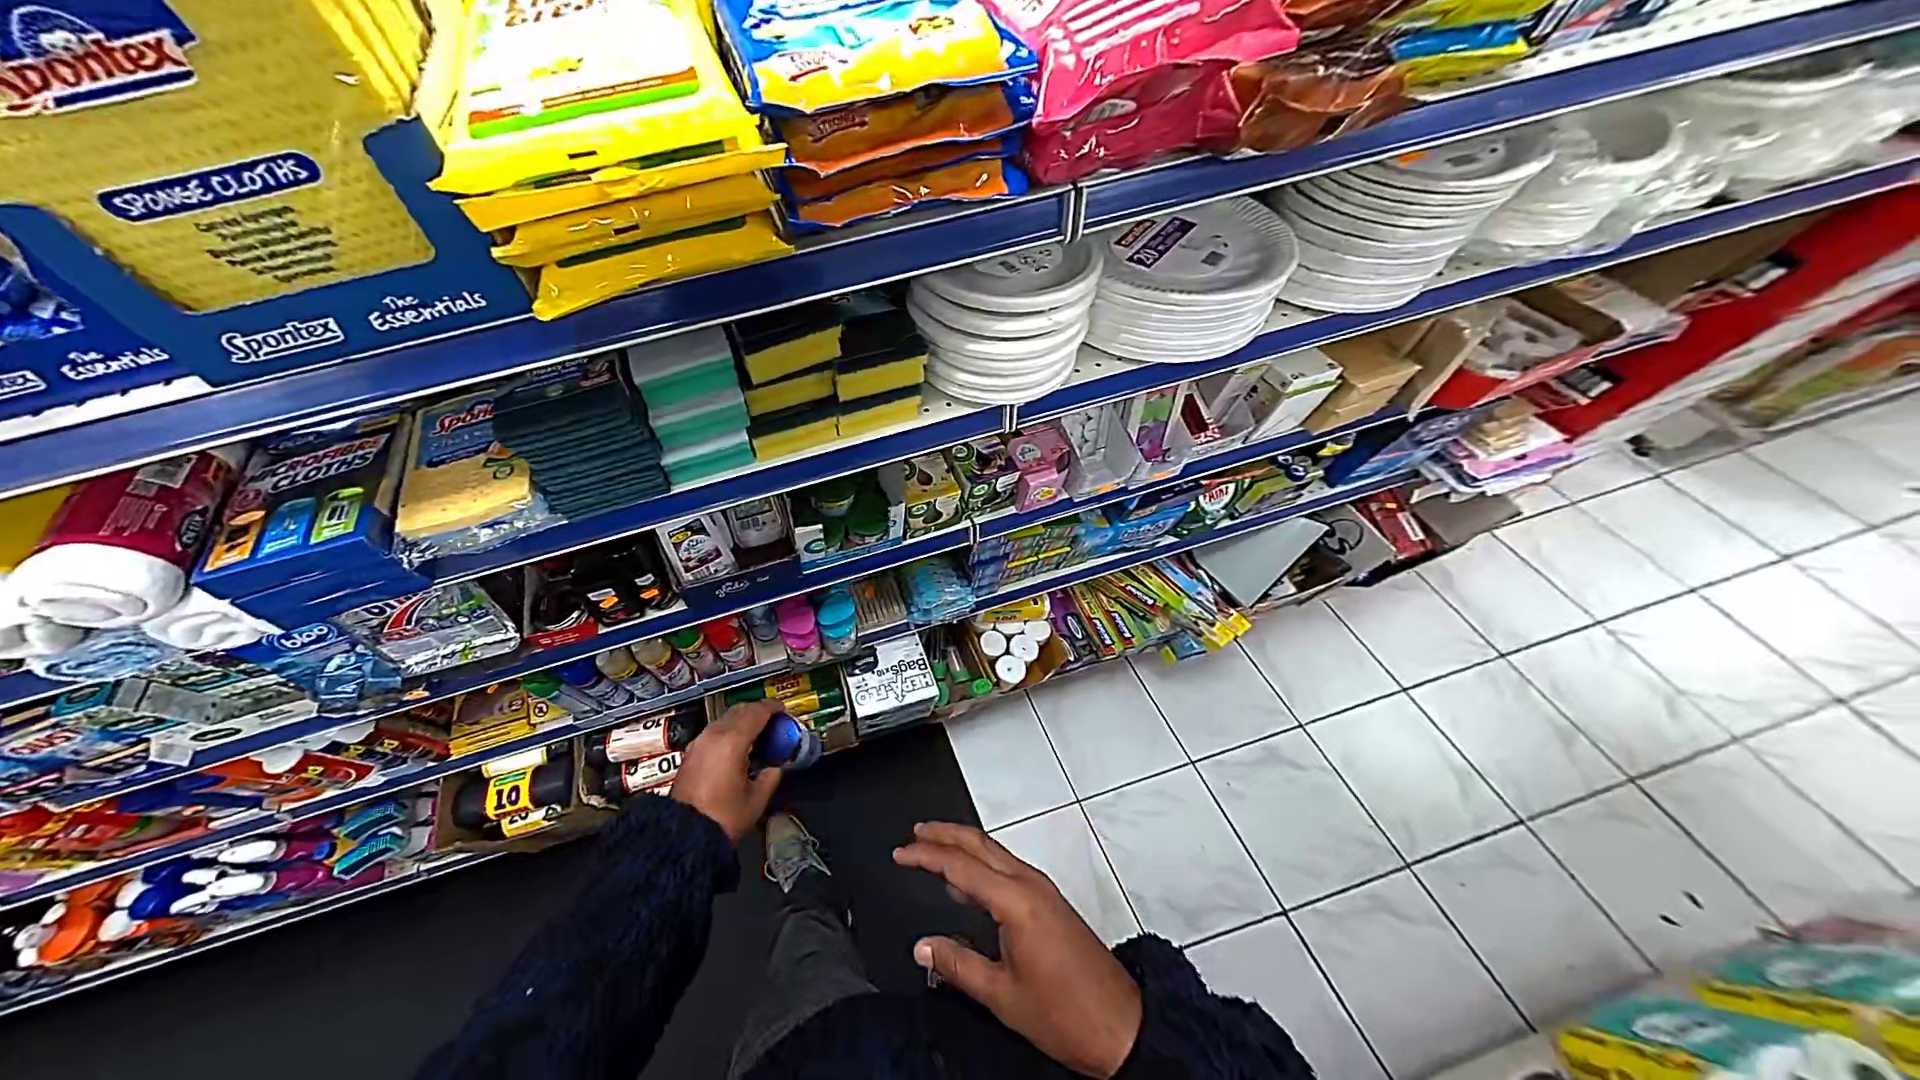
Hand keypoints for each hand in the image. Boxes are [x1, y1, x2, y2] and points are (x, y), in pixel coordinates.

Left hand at [670, 700, 781, 842]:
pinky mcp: (691, 752)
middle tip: (774, 720)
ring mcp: (699, 742)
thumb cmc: (724, 816)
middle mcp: (714, 735)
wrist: (682, 834)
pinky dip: (730, 729)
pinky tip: (738, 743)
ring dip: (743, 719)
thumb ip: (772, 775)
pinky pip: (715, 729)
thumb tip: (776, 765)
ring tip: (758, 731)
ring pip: (725, 718)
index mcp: (732, 741)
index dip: (772, 707)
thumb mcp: (757, 798)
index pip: (756, 712)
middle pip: (739, 710)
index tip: (783, 709)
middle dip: (758, 711)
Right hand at [894, 822, 1141, 1077]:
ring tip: (934, 848)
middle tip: (915, 833)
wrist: (1120, 1026)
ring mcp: (1043, 891)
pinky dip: (981, 865)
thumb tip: (925, 947)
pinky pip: (1008, 870)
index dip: (926, 855)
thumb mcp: (1002, 995)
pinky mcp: (1049, 902)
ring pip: (995, 853)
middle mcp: (1032, 886)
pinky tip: (967, 883)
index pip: (961, 865)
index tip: (901, 853)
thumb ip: (958, 965)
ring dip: (963, 846)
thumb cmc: (1070, 1014)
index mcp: (1018, 902)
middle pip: (981, 843)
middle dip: (944, 833)